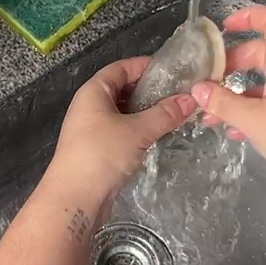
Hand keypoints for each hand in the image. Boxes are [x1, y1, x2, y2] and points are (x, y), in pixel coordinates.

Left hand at [42, 56, 196, 206]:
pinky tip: (158, 137)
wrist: (75, 198)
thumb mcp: (137, 131)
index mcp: (93, 92)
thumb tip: (191, 99)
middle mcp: (90, 107)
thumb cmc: (101, 154)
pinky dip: (139, 131)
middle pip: (122, 90)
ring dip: (146, 113)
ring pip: (123, 113)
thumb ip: (164, 114)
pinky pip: (122, 132)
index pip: (120, 68)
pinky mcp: (98, 151)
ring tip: (175, 115)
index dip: (144, 66)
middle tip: (179, 94)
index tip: (172, 70)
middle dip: (149, 91)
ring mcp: (92, 130)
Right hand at [189, 6, 265, 199]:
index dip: (249, 16)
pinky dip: (253, 110)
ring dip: (239, 91)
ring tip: (214, 111)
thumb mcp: (253, 120)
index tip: (225, 26)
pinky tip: (237, 131)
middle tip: (210, 78)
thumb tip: (198, 89)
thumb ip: (223, 103)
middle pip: (264, 52)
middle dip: (234, 62)